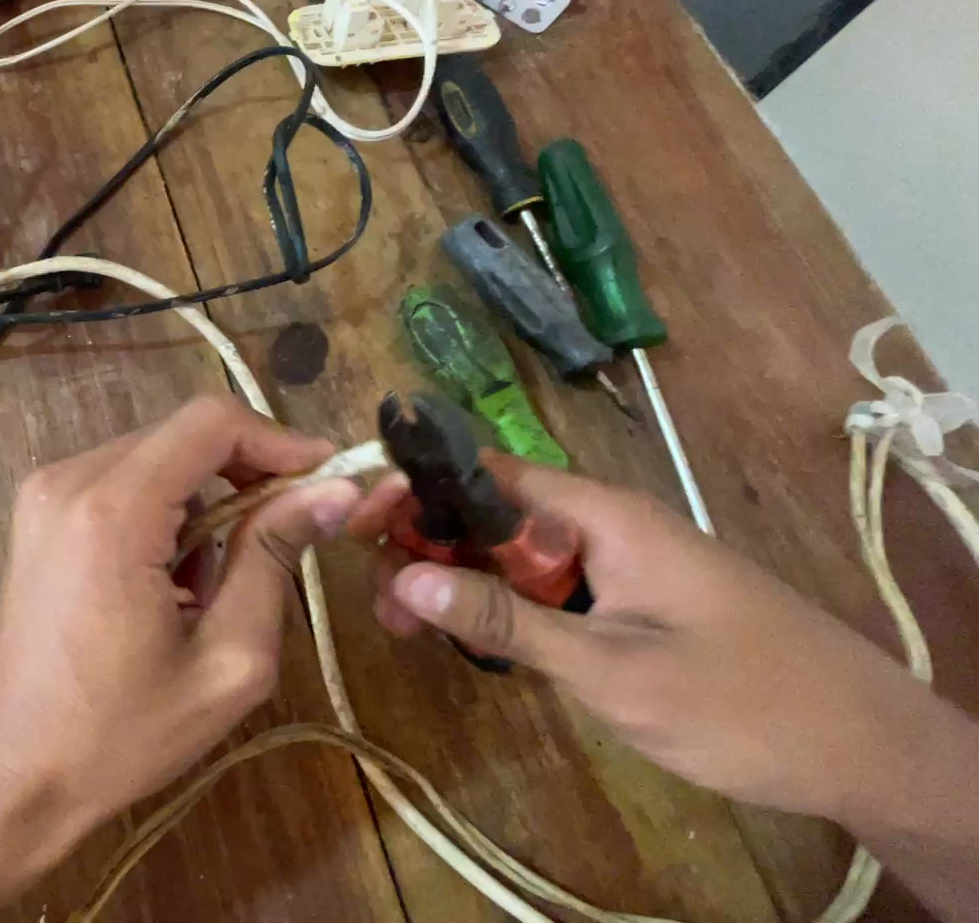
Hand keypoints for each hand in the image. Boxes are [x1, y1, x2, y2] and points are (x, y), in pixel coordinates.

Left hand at [0, 396, 361, 861]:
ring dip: (199, 500)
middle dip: (242, 472)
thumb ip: (275, 558)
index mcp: (112, 512)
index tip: (322, 477)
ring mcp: (43, 491)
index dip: (274, 438)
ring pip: (152, 455)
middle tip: (282, 534)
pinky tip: (163, 577)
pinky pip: (118, 479)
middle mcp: (67, 480)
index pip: (208, 422)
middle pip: (179, 435)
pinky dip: (158, 509)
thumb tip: (333, 491)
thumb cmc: (124, 731)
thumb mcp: (228, 659)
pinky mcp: (36, 509)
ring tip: (206, 583)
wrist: (21, 763)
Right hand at [349, 453, 961, 821]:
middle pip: (483, 513)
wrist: (878, 759)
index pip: (481, 474)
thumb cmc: (746, 703)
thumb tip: (403, 577)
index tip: (356, 524)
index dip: (412, 489)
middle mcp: (596, 523)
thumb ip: (503, 619)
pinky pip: (534, 584)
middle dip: (420, 544)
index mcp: (598, 514)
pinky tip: (459, 632)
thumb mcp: (612, 668)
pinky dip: (489, 603)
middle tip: (375, 594)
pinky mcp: (616, 596)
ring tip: (403, 622)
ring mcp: (608, 561)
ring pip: (504, 552)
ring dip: (450, 579)